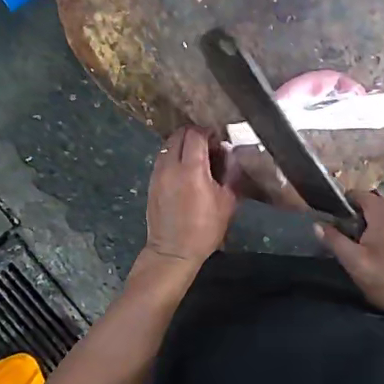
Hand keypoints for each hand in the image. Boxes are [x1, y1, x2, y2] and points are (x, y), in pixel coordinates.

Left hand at [143, 127, 236, 268]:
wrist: (173, 251)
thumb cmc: (205, 228)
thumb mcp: (228, 202)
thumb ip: (231, 174)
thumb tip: (232, 156)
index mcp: (192, 169)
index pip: (195, 134)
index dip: (208, 132)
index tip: (219, 140)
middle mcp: (171, 166)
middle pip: (179, 135)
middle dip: (195, 135)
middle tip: (209, 146)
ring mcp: (157, 174)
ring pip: (168, 145)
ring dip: (183, 145)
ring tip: (198, 158)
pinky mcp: (151, 182)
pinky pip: (163, 159)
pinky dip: (174, 156)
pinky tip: (186, 171)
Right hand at [315, 194, 383, 327]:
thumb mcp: (357, 264)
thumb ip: (335, 241)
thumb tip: (319, 225)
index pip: (357, 195)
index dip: (341, 206)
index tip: (332, 224)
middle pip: (372, 208)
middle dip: (358, 223)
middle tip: (349, 247)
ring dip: (374, 233)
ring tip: (367, 257)